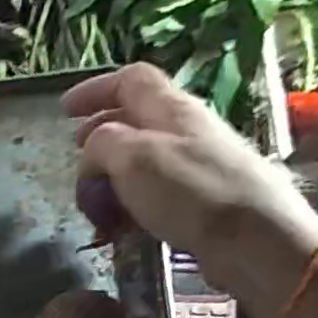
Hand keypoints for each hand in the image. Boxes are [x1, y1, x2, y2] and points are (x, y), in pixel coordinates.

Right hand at [61, 63, 317, 301]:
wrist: (253, 237)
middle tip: (78, 159)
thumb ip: (103, 144)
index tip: (64, 110)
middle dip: (101, 137)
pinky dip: (132, 204)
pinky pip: (156, 193)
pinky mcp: (201, 202)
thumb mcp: (133, 159)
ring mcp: (196, 166)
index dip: (94, 90)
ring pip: (143, 160)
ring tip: (96, 203)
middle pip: (135, 121)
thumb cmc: (191, 191)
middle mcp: (185, 130)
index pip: (129, 81)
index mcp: (170, 108)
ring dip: (114, 177)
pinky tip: (123, 225)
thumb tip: (92, 150)